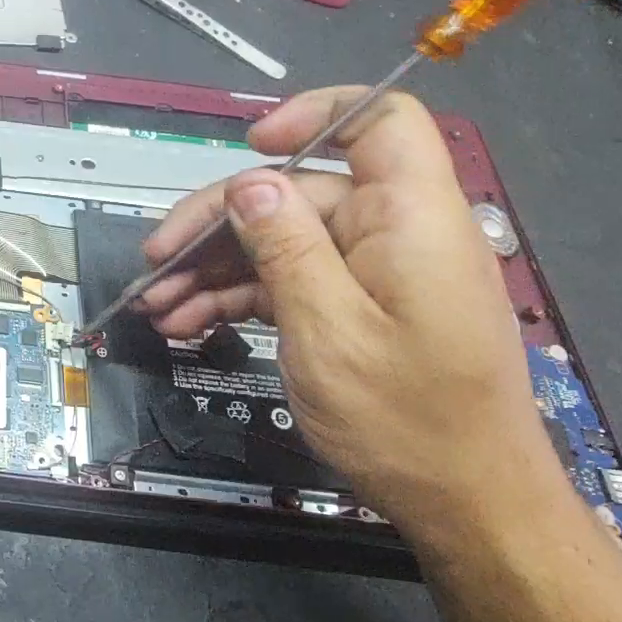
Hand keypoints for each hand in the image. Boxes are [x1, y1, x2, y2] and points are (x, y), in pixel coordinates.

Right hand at [138, 88, 554, 526]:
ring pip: (277, 241)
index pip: (381, 123)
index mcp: (409, 219)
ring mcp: (369, 271)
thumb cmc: (408, 420)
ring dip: (211, 270)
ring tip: (157, 306)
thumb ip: (287, 248)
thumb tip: (250, 184)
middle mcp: (391, 232)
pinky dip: (235, 297)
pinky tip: (187, 321)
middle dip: (217, 224)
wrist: (466, 507)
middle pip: (295, 193)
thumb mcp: (329, 331)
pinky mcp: (352, 304)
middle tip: (155, 262)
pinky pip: (285, 280)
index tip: (251, 146)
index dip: (315, 114)